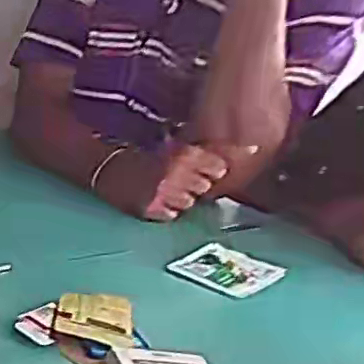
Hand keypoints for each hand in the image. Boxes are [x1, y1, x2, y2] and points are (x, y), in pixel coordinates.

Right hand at [101, 142, 228, 220]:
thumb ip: (211, 152)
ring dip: (179, 200)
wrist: (107, 169)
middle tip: (175, 181)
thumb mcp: (176, 148)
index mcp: (184, 154)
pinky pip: (171, 215)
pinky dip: (166, 210)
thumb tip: (256, 148)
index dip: (207, 171)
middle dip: (193, 186)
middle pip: (203, 188)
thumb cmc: (143, 157)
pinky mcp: (150, 208)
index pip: (217, 169)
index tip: (193, 169)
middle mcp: (176, 173)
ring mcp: (162, 193)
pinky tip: (156, 201)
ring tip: (164, 191)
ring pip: (188, 203)